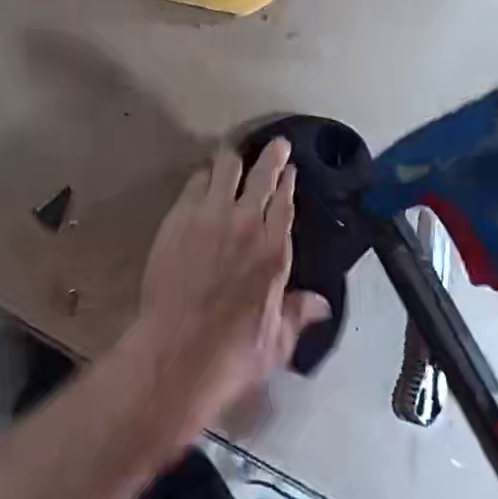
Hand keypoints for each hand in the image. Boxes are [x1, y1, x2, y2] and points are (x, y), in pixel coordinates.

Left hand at [130, 140, 330, 429]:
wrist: (176, 353)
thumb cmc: (233, 353)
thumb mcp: (277, 340)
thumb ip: (298, 314)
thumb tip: (322, 304)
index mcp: (275, 249)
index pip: (286, 200)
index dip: (289, 180)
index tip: (291, 169)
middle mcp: (246, 223)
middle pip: (263, 173)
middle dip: (273, 155)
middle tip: (277, 145)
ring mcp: (210, 217)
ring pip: (226, 167)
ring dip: (234, 160)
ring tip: (236, 158)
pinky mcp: (178, 219)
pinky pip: (195, 182)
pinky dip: (204, 177)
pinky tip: (204, 181)